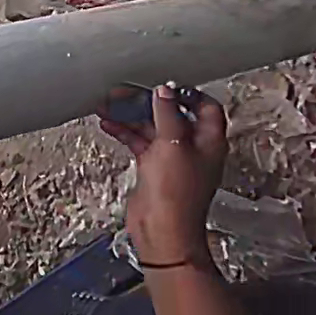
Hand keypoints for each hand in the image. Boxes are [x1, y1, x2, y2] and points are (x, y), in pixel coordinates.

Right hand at [98, 85, 228, 268]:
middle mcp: (192, 147)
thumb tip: (163, 91)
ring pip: (150, 128)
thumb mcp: (173, 144)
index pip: (205, 107)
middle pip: (171, 115)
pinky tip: (108, 124)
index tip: (164, 86)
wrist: (161, 229)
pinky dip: (124, 132)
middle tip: (124, 92)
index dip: (187, 94)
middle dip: (147, 103)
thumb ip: (167, 114)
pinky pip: (138, 142)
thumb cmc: (175, 191)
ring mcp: (171, 158)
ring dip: (130, 116)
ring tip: (107, 105)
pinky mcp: (152, 168)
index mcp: (208, 140)